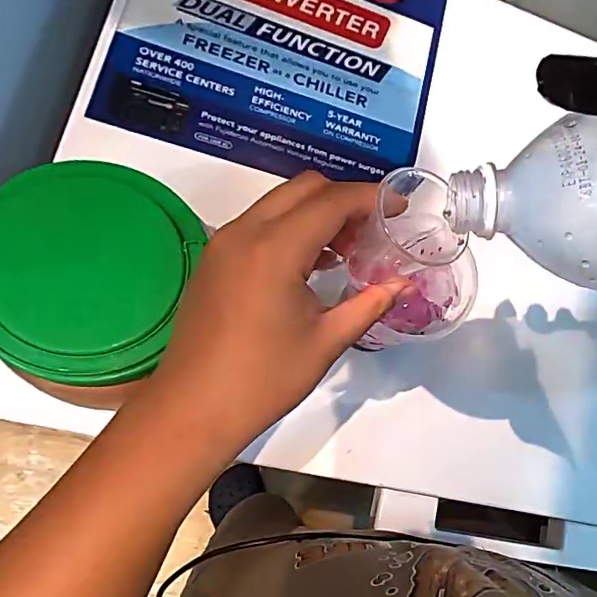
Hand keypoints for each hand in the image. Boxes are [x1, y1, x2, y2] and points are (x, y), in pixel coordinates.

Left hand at [146, 172, 404, 447]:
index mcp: (274, 250)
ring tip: (348, 251)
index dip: (372, 199)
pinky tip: (312, 265)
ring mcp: (223, 244)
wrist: (192, 409)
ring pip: (279, 203)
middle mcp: (244, 233)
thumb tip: (404, 284)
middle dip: (345, 200)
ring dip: (317, 213)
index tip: (401, 210)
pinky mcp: (214, 260)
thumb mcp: (326, 342)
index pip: (332, 201)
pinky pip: (259, 224)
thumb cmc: (262, 380)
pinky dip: (291, 228)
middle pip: (304, 188)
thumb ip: (369, 304)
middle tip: (374, 231)